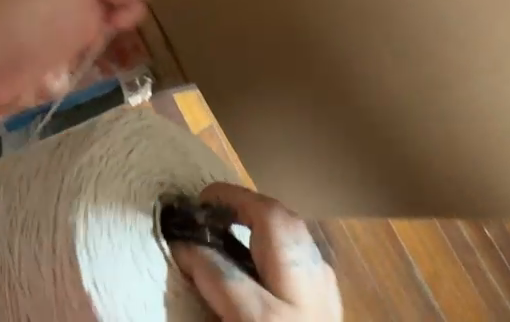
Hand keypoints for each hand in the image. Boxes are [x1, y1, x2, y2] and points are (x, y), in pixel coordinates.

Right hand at [175, 185, 343, 321]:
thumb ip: (213, 297)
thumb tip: (185, 262)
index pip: (222, 272)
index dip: (192, 251)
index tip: (174, 242)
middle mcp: (303, 307)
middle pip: (278, 227)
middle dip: (241, 201)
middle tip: (208, 202)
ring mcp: (327, 303)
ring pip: (300, 232)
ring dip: (264, 214)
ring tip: (232, 217)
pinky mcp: (335, 305)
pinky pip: (309, 255)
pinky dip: (284, 240)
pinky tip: (262, 248)